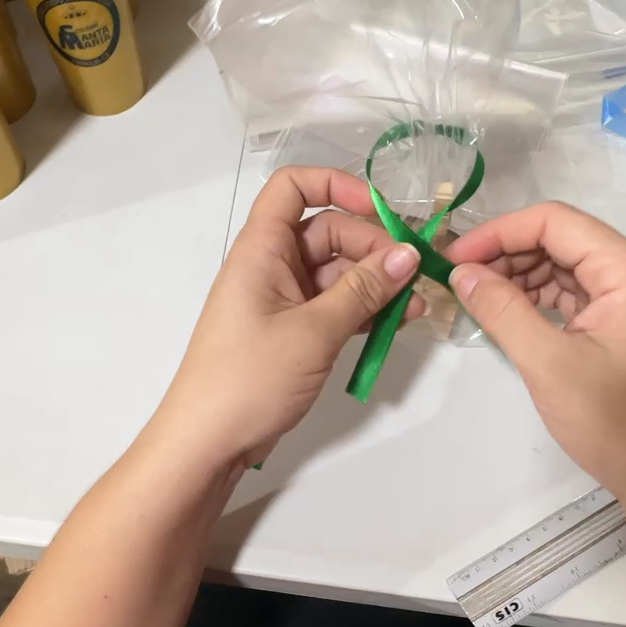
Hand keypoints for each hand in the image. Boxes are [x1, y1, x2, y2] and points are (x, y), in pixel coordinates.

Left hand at [150, 167, 420, 470]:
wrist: (209, 441)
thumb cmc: (250, 377)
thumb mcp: (313, 331)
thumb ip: (363, 291)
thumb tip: (407, 254)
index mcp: (261, 249)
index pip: (293, 187)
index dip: (337, 185)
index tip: (382, 210)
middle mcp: (271, 266)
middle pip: (327, 231)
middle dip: (373, 246)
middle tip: (415, 271)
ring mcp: (282, 301)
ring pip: (337, 273)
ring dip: (376, 283)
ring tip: (416, 304)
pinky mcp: (293, 332)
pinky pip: (334, 306)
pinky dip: (364, 311)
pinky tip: (398, 322)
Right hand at [444, 202, 625, 500]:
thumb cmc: (619, 422)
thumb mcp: (550, 364)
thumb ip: (502, 310)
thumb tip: (461, 273)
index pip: (554, 222)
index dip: (498, 233)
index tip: (453, 257)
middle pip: (558, 240)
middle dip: (504, 254)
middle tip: (455, 279)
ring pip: (561, 266)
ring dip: (515, 276)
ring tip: (472, 297)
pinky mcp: (619, 326)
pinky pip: (570, 295)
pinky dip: (533, 300)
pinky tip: (502, 314)